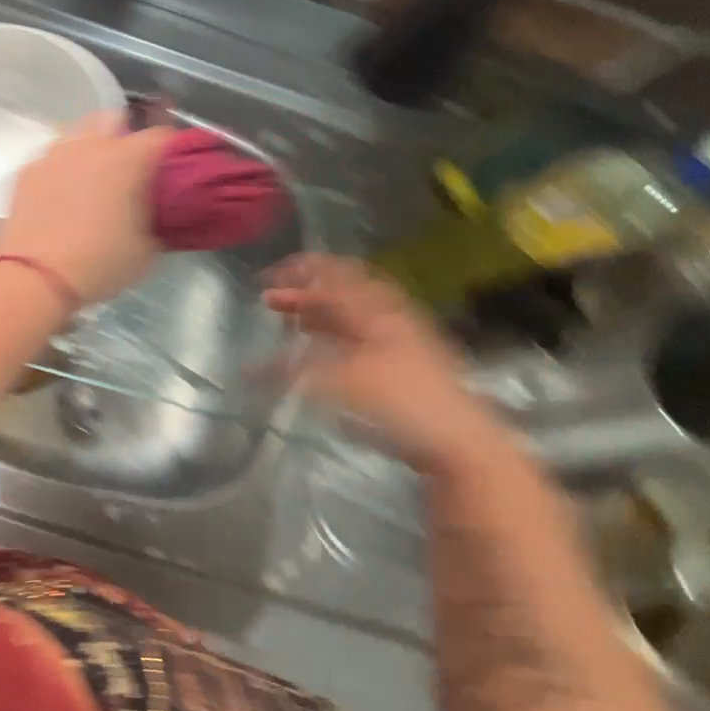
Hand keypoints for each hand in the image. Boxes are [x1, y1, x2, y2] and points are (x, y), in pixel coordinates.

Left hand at [0, 113, 172, 306]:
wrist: (31, 280)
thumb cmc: (96, 265)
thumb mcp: (145, 250)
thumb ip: (158, 220)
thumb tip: (159, 213)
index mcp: (127, 158)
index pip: (161, 136)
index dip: (170, 152)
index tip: (170, 171)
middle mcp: (89, 146)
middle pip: (113, 120)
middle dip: (123, 137)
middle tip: (126, 170)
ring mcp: (52, 156)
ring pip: (76, 135)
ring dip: (88, 149)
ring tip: (90, 180)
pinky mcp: (24, 175)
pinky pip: (48, 159)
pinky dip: (58, 169)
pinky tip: (57, 194)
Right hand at [263, 255, 509, 472]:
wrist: (456, 439)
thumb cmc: (399, 402)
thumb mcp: (339, 382)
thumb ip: (294, 370)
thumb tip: (253, 369)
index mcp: (376, 311)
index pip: (333, 275)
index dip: (298, 271)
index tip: (265, 278)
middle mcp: (386, 318)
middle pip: (341, 294)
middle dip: (302, 294)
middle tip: (268, 301)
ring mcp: (394, 342)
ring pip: (348, 318)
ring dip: (315, 316)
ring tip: (287, 323)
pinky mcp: (395, 366)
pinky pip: (354, 341)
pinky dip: (328, 340)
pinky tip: (313, 353)